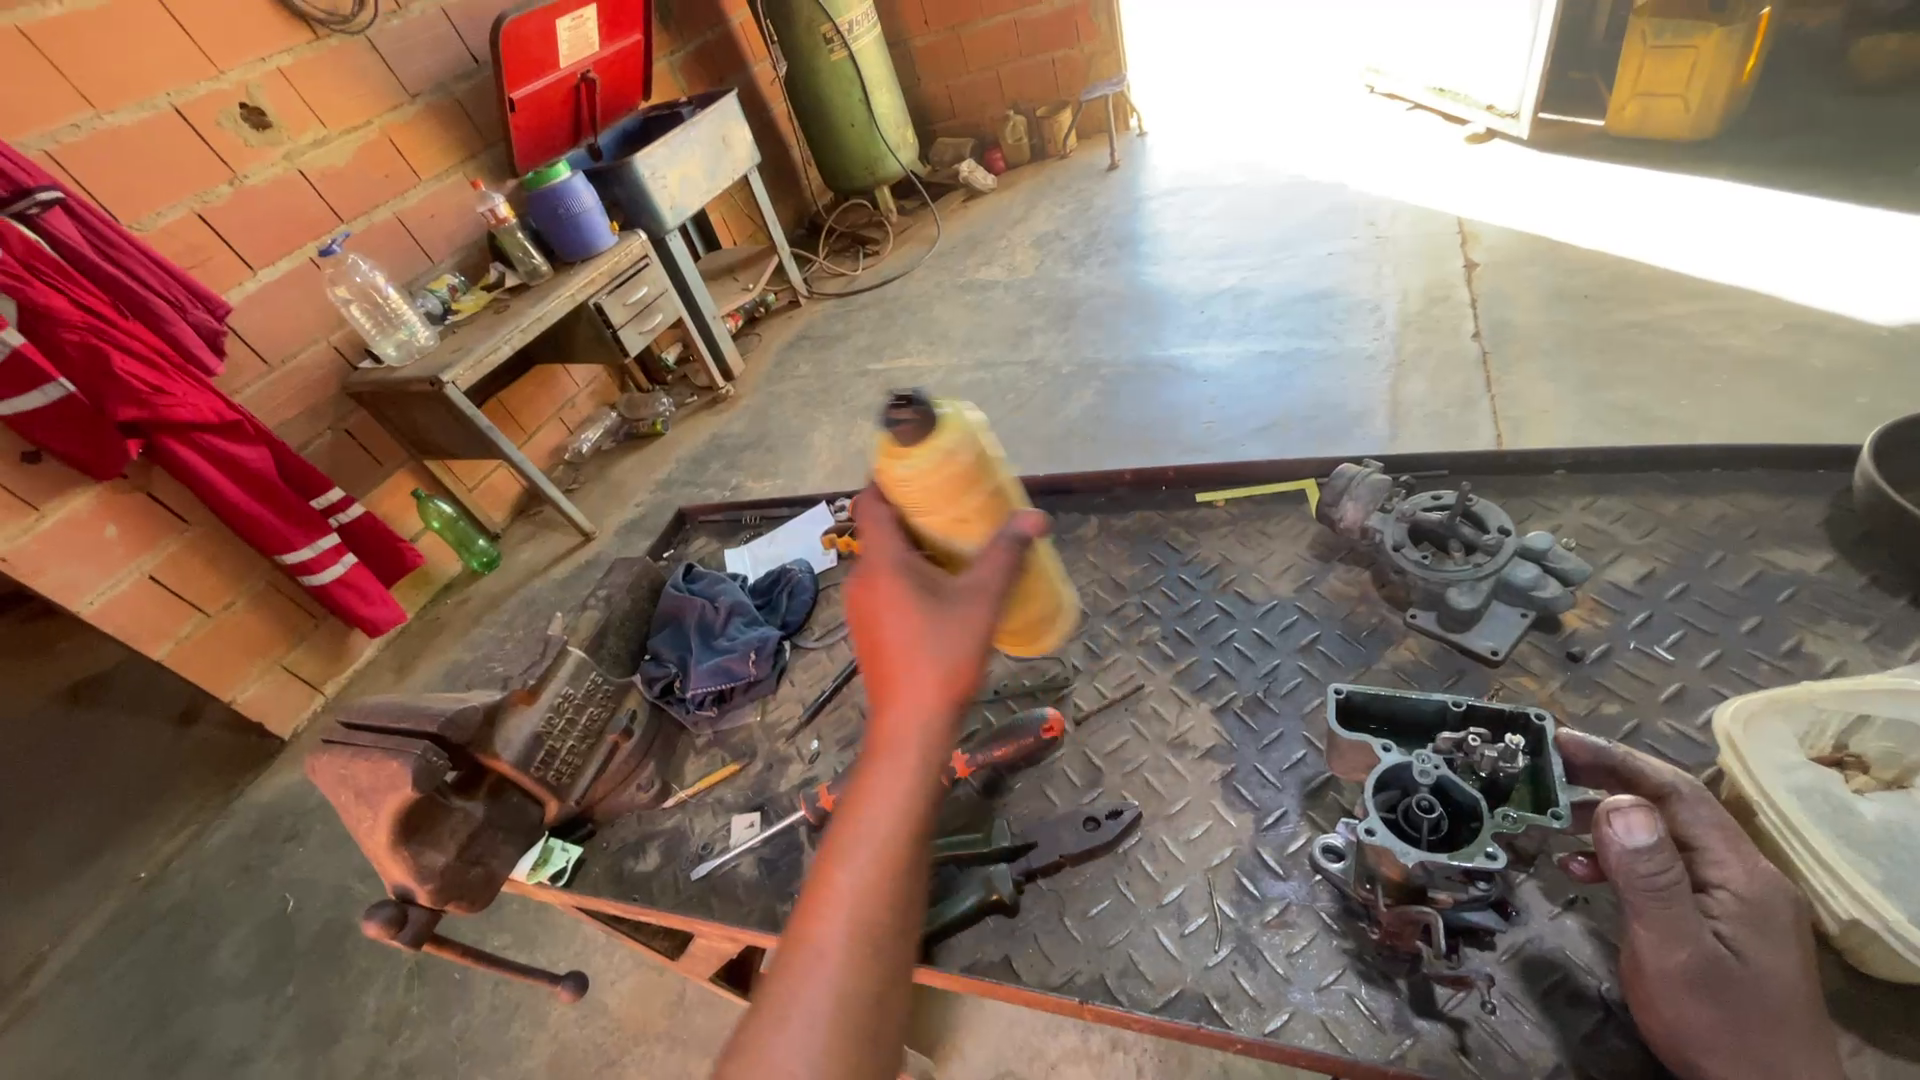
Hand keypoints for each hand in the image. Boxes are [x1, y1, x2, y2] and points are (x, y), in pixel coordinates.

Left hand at [844, 486, 1047, 753]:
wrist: (912, 725)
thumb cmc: (943, 656)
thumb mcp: (982, 601)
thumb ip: (1006, 555)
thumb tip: (1036, 517)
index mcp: (882, 561)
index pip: (869, 501)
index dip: (889, 480)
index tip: (921, 472)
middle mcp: (861, 578)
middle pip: (879, 530)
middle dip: (913, 515)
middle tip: (951, 509)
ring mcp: (859, 607)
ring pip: (882, 561)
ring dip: (911, 549)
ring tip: (952, 548)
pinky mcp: (866, 629)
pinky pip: (883, 587)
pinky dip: (906, 577)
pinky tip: (941, 591)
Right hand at [1554, 728, 1842, 1079]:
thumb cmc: (1718, 1025)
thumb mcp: (1675, 950)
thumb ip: (1649, 876)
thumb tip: (1617, 802)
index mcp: (1739, 874)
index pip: (1675, 794)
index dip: (1615, 760)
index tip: (1556, 740)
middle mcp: (1741, 875)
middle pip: (1669, 807)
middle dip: (1604, 779)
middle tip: (1541, 765)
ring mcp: (1730, 899)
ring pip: (1661, 835)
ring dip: (1604, 817)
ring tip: (1547, 812)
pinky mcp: (1714, 920)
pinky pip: (1660, 867)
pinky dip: (1614, 857)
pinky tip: (1578, 869)